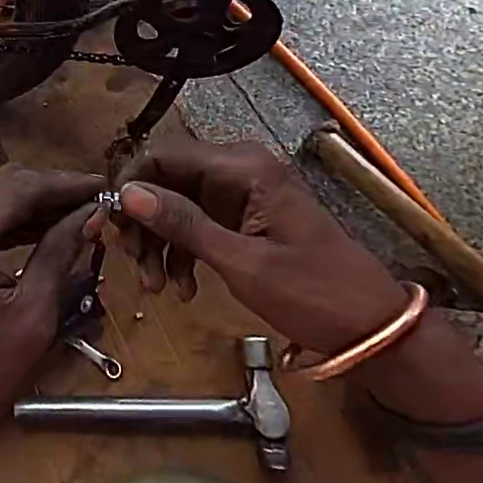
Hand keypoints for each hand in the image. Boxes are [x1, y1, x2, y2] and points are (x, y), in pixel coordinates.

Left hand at [0, 165, 101, 462]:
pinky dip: (18, 216)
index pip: (21, 187)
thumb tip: (93, 213)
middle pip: (8, 182)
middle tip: (97, 200)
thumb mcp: (32, 313)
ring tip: (82, 213)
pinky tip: (51, 226)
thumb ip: (60, 252)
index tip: (105, 186)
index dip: (67, 184)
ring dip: (38, 201)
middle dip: (54, 189)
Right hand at [110, 138, 411, 354]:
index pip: (165, 155)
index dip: (131, 185)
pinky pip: (195, 223)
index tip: (111, 224)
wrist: (371, 327)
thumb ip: (184, 224)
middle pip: (167, 180)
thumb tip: (128, 194)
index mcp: (243, 167)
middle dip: (144, 221)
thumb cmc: (314, 292)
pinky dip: (181, 252)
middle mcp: (238, 169)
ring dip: (159, 242)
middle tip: (130, 261)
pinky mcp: (241, 217)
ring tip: (156, 286)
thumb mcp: (242, 262)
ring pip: (176, 204)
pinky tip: (182, 287)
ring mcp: (240, 193)